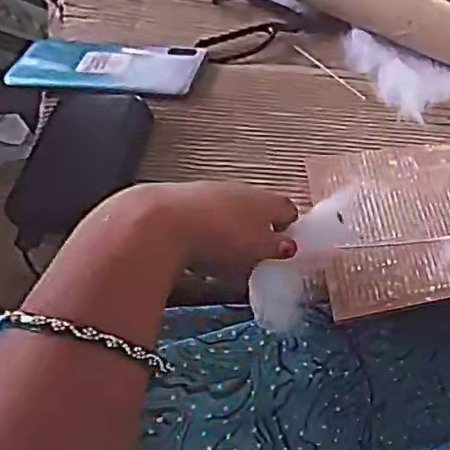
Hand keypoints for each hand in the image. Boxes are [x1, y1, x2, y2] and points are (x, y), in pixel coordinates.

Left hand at [127, 182, 300, 278]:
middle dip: (258, 231)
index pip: (288, 210)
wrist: (159, 224)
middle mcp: (239, 190)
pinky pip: (201, 219)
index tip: (284, 248)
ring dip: (230, 232)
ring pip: (228, 213)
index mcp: (265, 200)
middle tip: (255, 257)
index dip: (289, 229)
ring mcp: (208, 193)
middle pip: (257, 210)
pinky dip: (204, 234)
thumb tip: (289, 246)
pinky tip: (196, 254)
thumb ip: (277, 248)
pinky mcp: (180, 202)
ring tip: (225, 259)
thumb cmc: (218, 238)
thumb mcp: (258, 251)